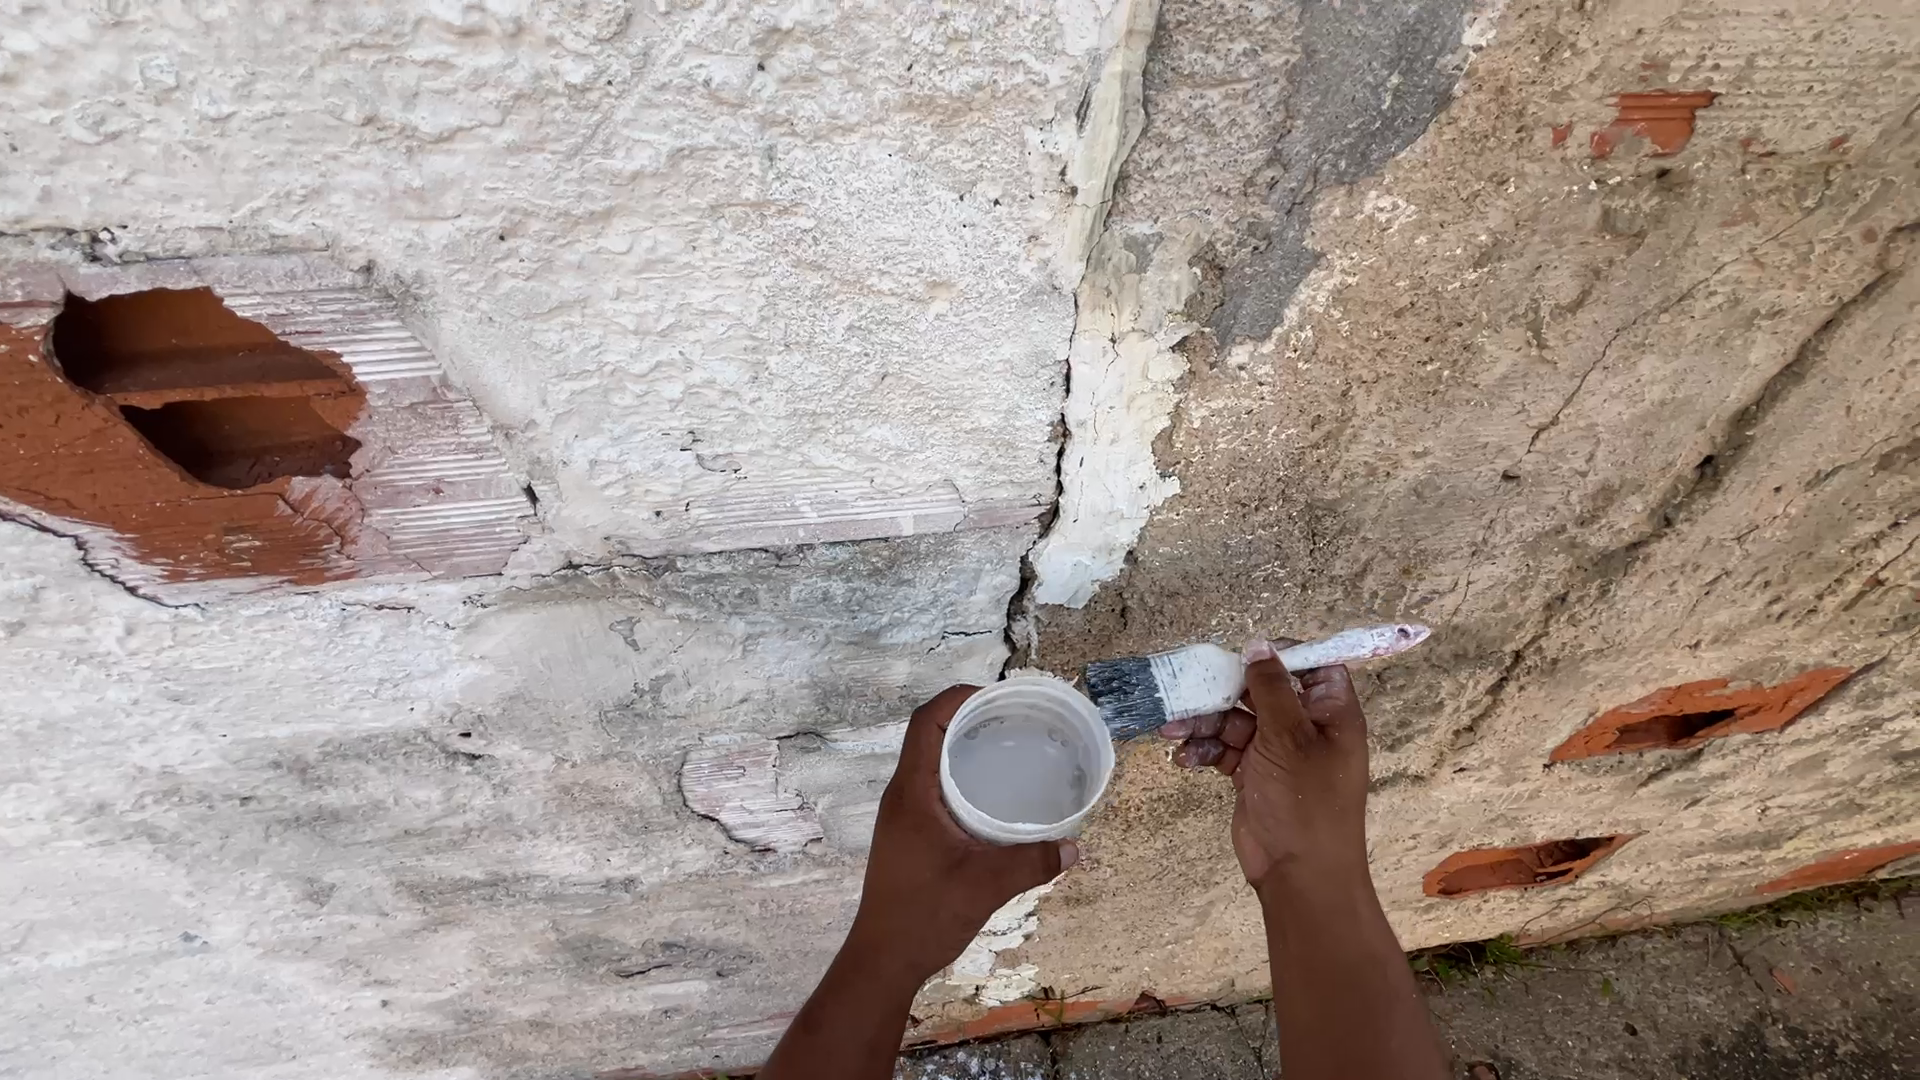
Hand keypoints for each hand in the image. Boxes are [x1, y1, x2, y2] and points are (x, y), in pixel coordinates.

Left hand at [847, 685, 1078, 985]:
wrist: (883, 960)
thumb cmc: (924, 915)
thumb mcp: (985, 885)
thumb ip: (1031, 863)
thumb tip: (1075, 847)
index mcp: (912, 791)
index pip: (925, 722)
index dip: (956, 698)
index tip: (995, 695)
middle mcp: (902, 794)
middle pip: (927, 734)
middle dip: (965, 715)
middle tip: (1010, 718)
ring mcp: (902, 812)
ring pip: (928, 759)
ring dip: (960, 744)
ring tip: (1005, 746)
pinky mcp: (907, 830)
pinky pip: (932, 783)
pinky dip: (958, 773)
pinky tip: (989, 794)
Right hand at [1161, 641, 1368, 891]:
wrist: (1297, 874)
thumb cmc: (1306, 802)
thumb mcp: (1289, 738)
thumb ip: (1271, 688)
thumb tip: (1258, 644)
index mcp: (1330, 714)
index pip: (1314, 667)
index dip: (1282, 655)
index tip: (1245, 653)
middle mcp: (1304, 727)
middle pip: (1261, 691)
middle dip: (1222, 692)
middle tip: (1189, 690)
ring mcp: (1276, 751)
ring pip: (1235, 719)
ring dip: (1203, 723)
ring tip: (1171, 730)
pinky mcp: (1251, 772)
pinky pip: (1224, 748)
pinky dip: (1203, 749)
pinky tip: (1184, 758)